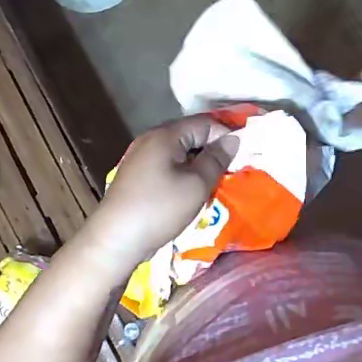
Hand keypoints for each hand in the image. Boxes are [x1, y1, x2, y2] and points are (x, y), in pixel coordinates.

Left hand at [82, 116, 238, 266]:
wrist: (115, 238)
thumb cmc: (159, 208)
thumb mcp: (196, 184)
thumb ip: (216, 159)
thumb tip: (232, 139)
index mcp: (164, 135)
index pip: (204, 122)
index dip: (227, 135)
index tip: (245, 155)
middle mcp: (150, 139)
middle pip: (190, 135)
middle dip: (213, 150)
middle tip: (234, 170)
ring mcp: (140, 157)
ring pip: (179, 153)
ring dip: (199, 164)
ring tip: (217, 182)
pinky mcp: (137, 176)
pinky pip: (167, 167)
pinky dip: (183, 174)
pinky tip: (193, 191)